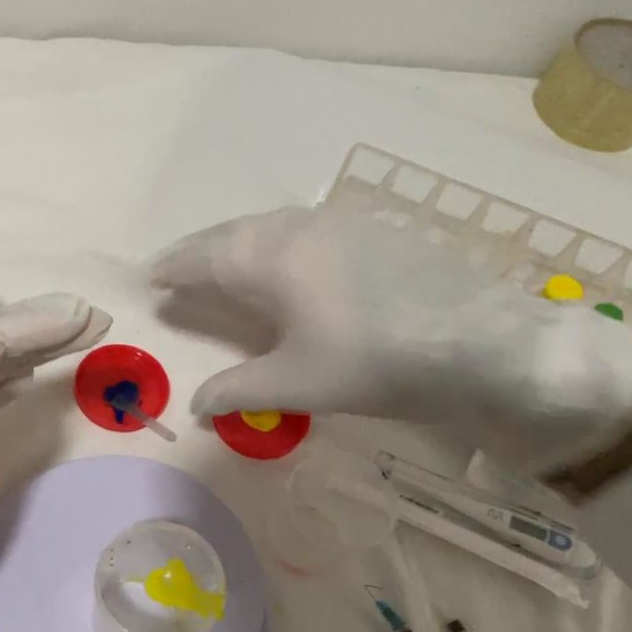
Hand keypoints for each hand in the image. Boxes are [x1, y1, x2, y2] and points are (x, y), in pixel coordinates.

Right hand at [153, 205, 631, 475]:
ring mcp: (343, 225)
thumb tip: (196, 405)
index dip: (176, 267)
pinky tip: (285, 264)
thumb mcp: (299, 385)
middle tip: (178, 268)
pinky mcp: (376, 233)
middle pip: (236, 232)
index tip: (150, 276)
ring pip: (272, 226)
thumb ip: (239, 390)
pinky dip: (276, 245)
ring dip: (239, 243)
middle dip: (202, 250)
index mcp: (275, 259)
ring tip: (223, 264)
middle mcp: (302, 229)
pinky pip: (304, 230)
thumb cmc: (376, 364)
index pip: (208, 256)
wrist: (482, 344)